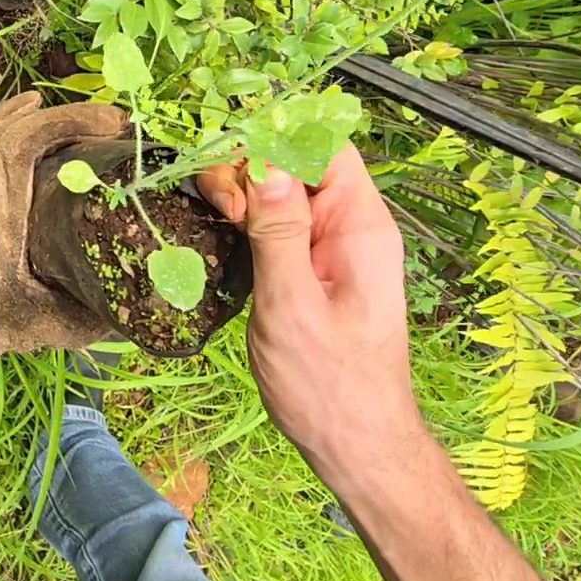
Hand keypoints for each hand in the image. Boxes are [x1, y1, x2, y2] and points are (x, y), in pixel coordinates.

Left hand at [0, 91, 124, 362]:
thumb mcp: (34, 322)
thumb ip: (83, 315)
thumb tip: (124, 310)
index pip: (32, 133)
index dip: (74, 120)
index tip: (112, 122)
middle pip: (11, 126)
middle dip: (58, 120)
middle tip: (100, 124)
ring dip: (23, 123)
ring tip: (59, 118)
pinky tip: (6, 133)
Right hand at [197, 147, 424, 477]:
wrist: (352, 443)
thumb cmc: (328, 381)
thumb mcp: (294, 304)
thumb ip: (278, 231)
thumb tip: (266, 163)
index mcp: (360, 226)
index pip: (326, 146)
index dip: (277, 137)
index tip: (232, 157)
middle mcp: (346, 225)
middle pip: (294, 160)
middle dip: (250, 165)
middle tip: (223, 206)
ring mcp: (325, 244)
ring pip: (277, 186)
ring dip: (241, 189)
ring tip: (220, 218)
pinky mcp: (304, 262)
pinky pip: (271, 216)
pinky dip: (242, 213)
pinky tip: (223, 227)